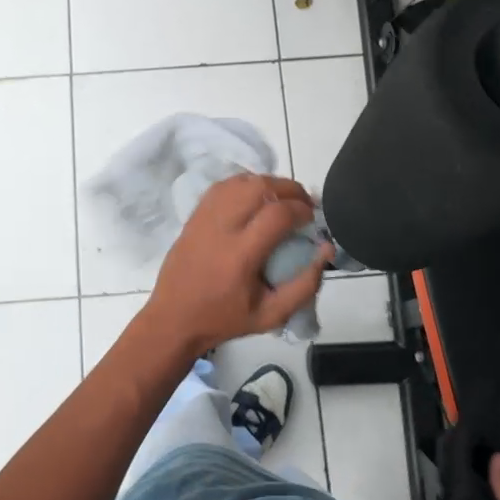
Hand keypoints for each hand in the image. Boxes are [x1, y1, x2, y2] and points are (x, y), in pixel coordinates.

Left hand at [138, 174, 332, 354]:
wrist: (174, 317)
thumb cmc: (224, 318)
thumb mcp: (272, 315)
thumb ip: (305, 285)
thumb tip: (325, 249)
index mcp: (240, 256)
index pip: (276, 214)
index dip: (301, 209)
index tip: (313, 217)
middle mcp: (221, 229)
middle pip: (259, 187)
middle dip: (289, 188)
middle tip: (304, 203)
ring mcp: (204, 217)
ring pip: (240, 181)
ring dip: (268, 183)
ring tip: (283, 199)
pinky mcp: (194, 214)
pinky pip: (223, 186)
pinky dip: (246, 184)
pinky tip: (257, 198)